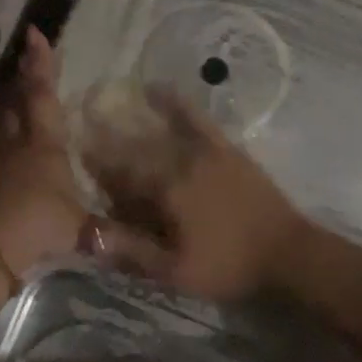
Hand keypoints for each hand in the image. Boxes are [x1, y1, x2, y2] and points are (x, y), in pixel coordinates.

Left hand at [0, 27, 86, 277]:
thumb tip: (147, 247)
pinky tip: (5, 144)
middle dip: (21, 78)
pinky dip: (1, 134)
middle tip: (25, 59)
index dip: (41, 65)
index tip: (35, 35)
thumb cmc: (39, 226)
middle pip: (15, 100)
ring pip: (0, 120)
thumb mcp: (82, 230)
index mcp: (43, 145)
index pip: (42, 95)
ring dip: (8, 103)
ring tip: (15, 92)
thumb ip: (111, 233)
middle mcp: (15, 144)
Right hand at [79, 83, 306, 302]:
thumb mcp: (175, 271)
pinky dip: (175, 103)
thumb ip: (130, 250)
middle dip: (107, 138)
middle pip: (135, 144)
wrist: (288, 253)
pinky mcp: (227, 148)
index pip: (118, 168)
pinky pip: (196, 117)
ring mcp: (207, 149)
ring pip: (160, 129)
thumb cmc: (228, 266)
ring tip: (107, 106)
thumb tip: (85, 233)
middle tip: (84, 128)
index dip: (94, 161)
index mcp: (166, 188)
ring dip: (132, 118)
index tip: (73, 153)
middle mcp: (182, 159)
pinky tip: (159, 90)